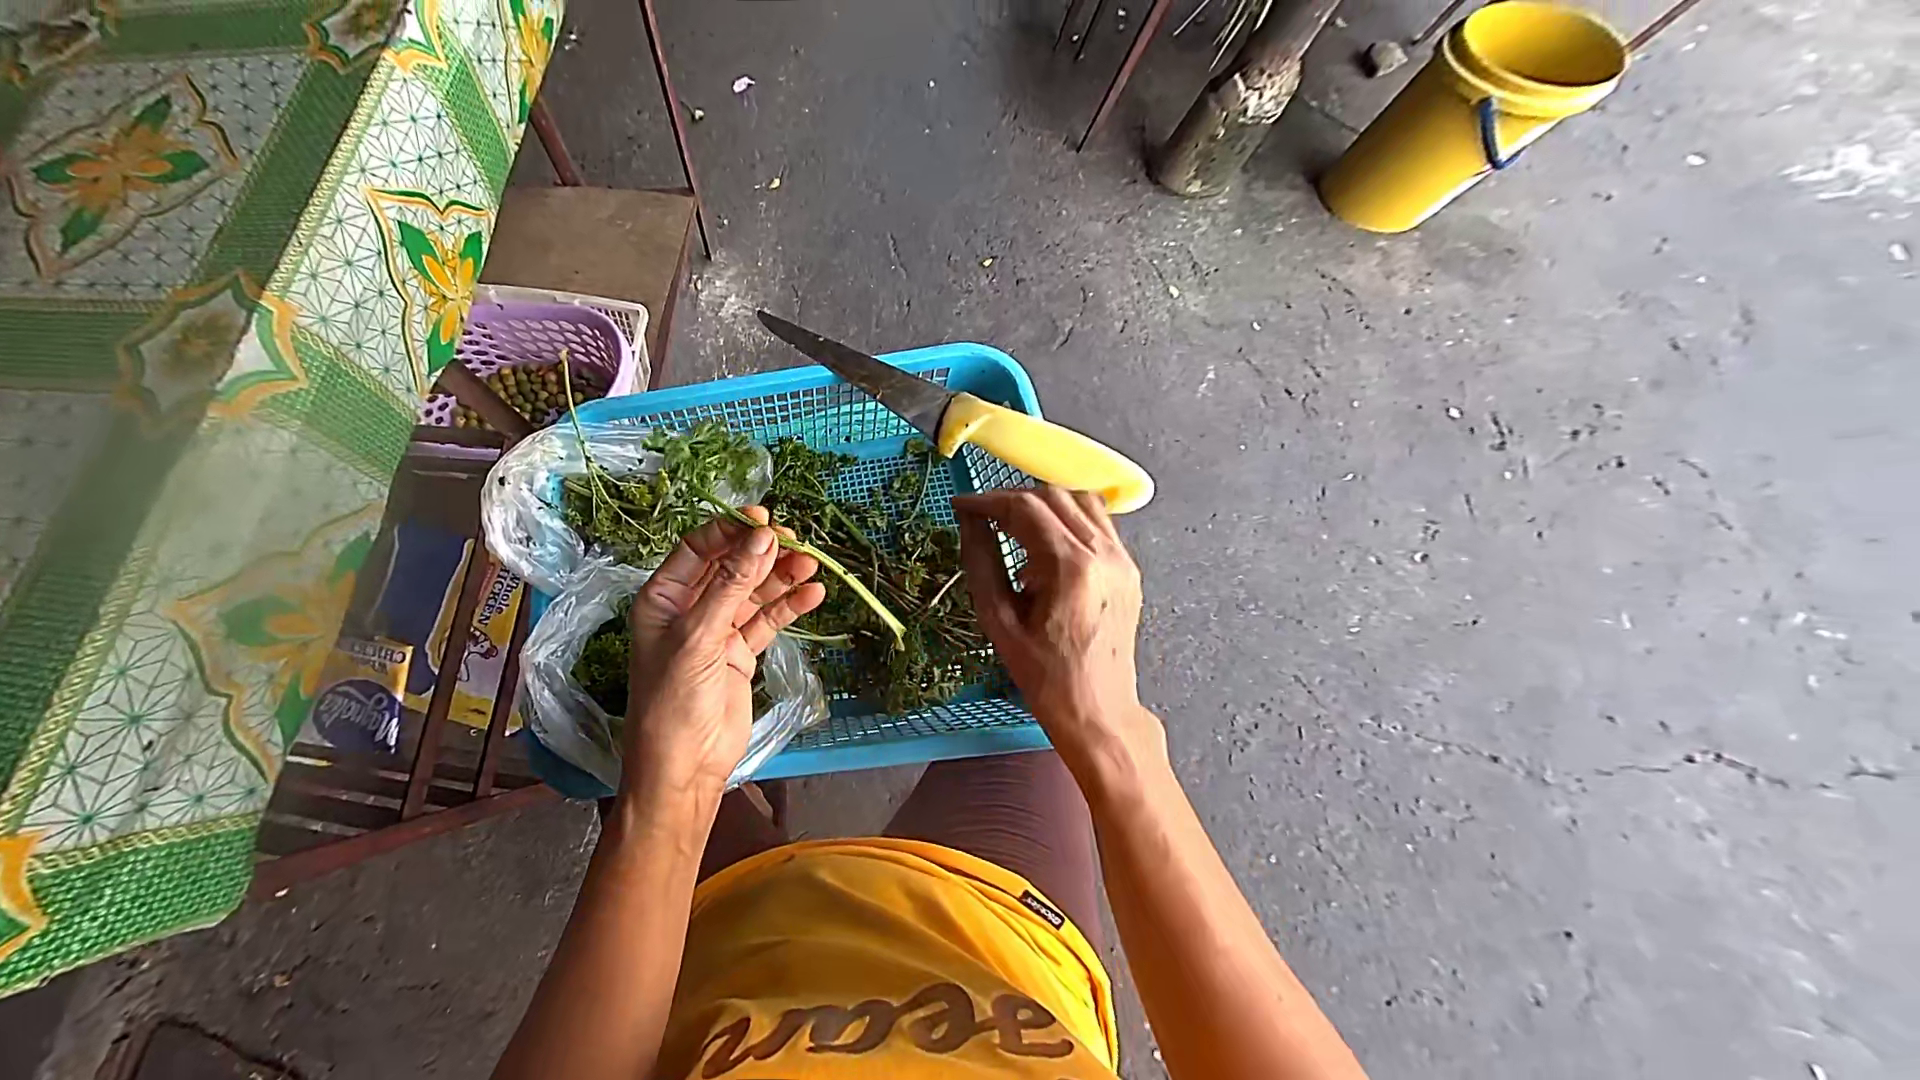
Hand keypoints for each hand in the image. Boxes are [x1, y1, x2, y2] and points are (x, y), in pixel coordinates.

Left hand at [623, 507, 824, 802]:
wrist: (685, 765)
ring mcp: (719, 629)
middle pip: (732, 566)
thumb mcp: (699, 636)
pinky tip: (813, 595)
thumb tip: (763, 537)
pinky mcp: (742, 651)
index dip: (730, 531)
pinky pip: (768, 620)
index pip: (698, 549)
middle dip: (763, 553)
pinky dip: (790, 606)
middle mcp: (691, 608)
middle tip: (796, 542)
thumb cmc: (674, 699)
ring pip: (755, 591)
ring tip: (812, 566)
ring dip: (782, 577)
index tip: (765, 521)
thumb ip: (732, 585)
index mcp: (663, 598)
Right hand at [952, 488, 1164, 781]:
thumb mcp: (1000, 621)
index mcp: (1071, 568)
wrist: (1097, 709)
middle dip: (1012, 499)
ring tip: (1012, 526)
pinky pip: (1097, 523)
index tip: (963, 505)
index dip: (988, 500)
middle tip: (983, 515)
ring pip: (1078, 501)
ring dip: (1041, 504)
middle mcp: (1103, 555)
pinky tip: (1045, 544)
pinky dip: (1067, 519)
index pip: (1026, 508)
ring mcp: (1121, 560)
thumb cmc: (1046, 677)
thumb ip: (982, 562)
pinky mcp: (1128, 568)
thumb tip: (969, 522)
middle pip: (1053, 496)